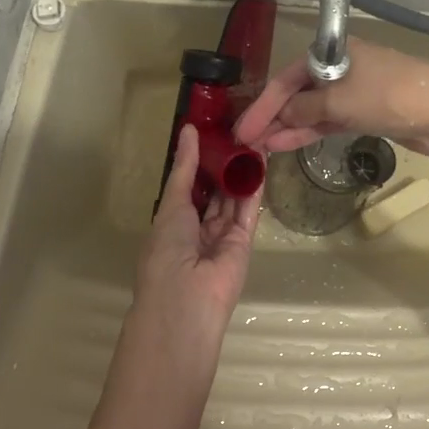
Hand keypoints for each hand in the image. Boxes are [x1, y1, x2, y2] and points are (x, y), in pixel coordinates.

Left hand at [137, 126, 262, 320]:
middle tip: (238, 129)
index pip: (190, 185)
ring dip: (241, 171)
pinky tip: (261, 160)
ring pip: (232, 197)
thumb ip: (185, 167)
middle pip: (214, 190)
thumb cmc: (167, 249)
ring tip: (253, 138)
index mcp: (173, 221)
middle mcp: (197, 228)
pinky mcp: (243, 242)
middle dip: (223, 163)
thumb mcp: (173, 203)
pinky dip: (254, 187)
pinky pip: (247, 210)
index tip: (213, 130)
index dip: (200, 160)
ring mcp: (221, 235)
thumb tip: (189, 129)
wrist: (186, 299)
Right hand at [233, 39, 428, 159]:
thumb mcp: (341, 102)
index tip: (243, 128)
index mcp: (335, 54)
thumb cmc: (392, 97)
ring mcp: (356, 91)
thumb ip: (305, 109)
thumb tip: (279, 116)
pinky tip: (288, 144)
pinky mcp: (368, 113)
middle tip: (245, 142)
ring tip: (261, 148)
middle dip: (273, 116)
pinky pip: (330, 121)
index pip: (289, 77)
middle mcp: (343, 68)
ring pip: (314, 109)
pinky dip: (310, 132)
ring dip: (289, 127)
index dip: (264, 103)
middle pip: (299, 92)